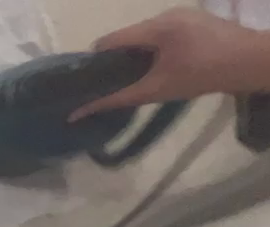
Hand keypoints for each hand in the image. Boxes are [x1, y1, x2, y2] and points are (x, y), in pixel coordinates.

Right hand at [73, 9, 269, 118]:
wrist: (251, 61)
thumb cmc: (200, 76)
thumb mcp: (151, 91)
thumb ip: (110, 101)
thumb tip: (73, 115)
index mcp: (157, 28)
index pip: (108, 41)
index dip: (94, 61)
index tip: (90, 80)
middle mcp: (168, 14)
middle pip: (125, 36)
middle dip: (114, 57)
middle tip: (111, 81)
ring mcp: (183, 13)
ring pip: (141, 33)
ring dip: (132, 52)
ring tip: (133, 74)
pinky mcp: (192, 17)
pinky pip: (158, 29)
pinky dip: (149, 46)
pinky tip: (153, 63)